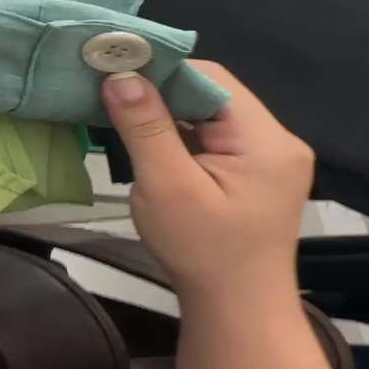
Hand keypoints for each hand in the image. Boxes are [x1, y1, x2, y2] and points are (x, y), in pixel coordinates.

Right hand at [104, 61, 313, 304]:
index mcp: (265, 140)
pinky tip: (131, 129)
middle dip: (151, 85)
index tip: (105, 67)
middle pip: (205, 90)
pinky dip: (163, 125)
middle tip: (97, 86)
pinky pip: (199, 129)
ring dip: (154, 106)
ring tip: (106, 104)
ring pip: (199, 109)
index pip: (209, 78)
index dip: (156, 68)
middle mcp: (271, 139)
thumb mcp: (166, 183)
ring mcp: (258, 154)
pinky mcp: (241, 167)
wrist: (233, 301)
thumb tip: (118, 74)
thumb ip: (144, 126)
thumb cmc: (201, 245)